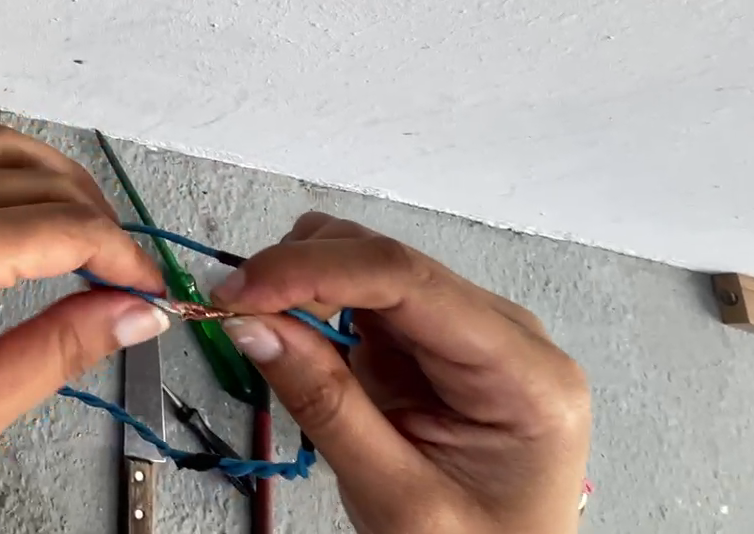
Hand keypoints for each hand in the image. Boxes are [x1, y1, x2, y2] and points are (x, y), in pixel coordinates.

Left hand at [0, 112, 168, 533]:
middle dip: (98, 218)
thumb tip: (137, 313)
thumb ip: (62, 347)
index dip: (125, 256)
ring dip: (50, 174)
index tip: (153, 292)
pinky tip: (6, 174)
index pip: (69, 227)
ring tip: (79, 226)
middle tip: (123, 273)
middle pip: (41, 178)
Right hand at [211, 213, 590, 533]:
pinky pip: (348, 278)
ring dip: (295, 279)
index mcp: (520, 373)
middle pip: (376, 256)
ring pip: (355, 253)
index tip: (233, 296)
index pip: (402, 278)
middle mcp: (497, 327)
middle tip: (233, 316)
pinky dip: (304, 292)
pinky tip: (297, 336)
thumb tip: (245, 322)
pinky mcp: (422, 324)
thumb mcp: (397, 499)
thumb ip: (324, 405)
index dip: (309, 270)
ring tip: (272, 336)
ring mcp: (459, 319)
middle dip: (293, 273)